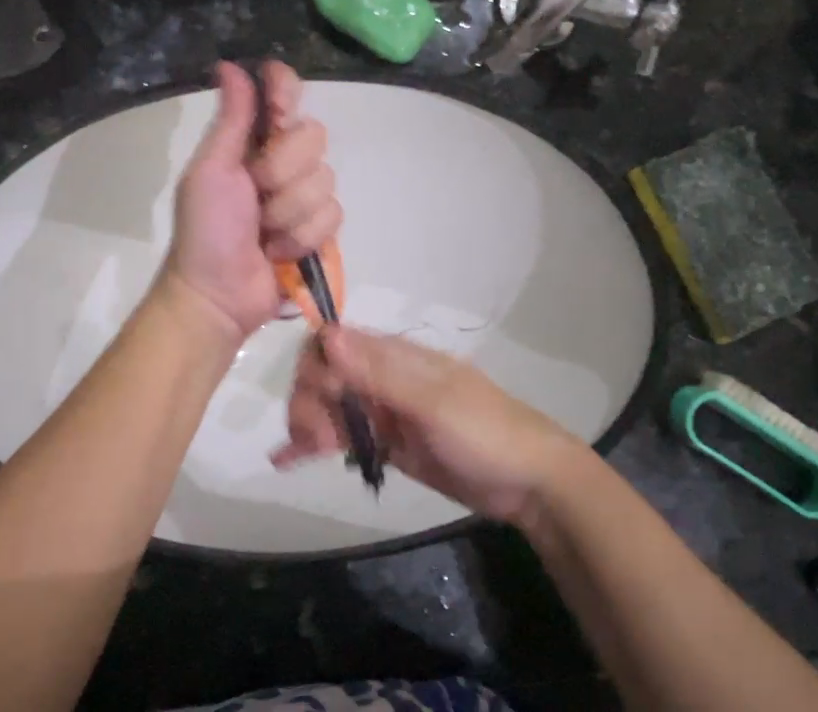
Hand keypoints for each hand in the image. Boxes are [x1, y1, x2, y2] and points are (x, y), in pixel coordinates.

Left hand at [162, 61, 340, 343]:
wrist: (217, 294)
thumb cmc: (204, 230)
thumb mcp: (210, 171)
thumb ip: (230, 120)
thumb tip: (229, 64)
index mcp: (252, 142)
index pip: (285, 96)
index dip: (287, 94)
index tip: (278, 112)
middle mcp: (283, 161)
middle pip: (313, 137)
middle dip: (281, 173)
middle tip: (253, 195)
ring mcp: (303, 196)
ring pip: (325, 182)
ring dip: (288, 214)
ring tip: (261, 233)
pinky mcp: (319, 230)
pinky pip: (333, 216)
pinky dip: (301, 238)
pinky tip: (279, 252)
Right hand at [273, 328, 588, 524]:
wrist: (530, 484)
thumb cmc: (486, 433)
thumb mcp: (433, 403)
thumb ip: (379, 373)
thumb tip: (326, 334)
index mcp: (394, 356)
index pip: (333, 345)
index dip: (315, 369)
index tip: (319, 402)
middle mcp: (382, 378)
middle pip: (325, 376)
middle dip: (309, 402)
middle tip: (316, 441)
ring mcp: (384, 411)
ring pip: (330, 406)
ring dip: (310, 424)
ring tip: (307, 455)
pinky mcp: (387, 443)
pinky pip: (344, 437)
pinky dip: (314, 445)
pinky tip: (287, 459)